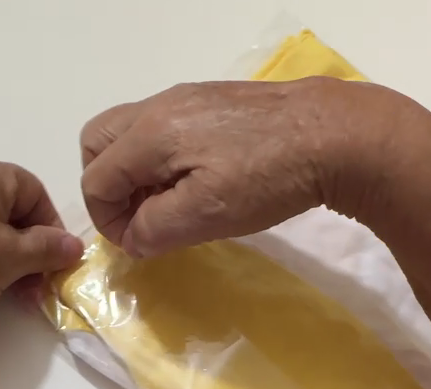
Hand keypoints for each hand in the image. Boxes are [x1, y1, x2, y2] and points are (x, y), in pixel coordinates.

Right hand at [79, 78, 418, 256]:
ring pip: (127, 136)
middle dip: (106, 190)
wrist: (335, 136)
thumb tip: (132, 236)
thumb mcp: (201, 216)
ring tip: (165, 208)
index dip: (107, 222)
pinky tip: (192, 187)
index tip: (140, 244)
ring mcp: (185, 101)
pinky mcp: (210, 106)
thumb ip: (151, 229)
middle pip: (97, 145)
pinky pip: (159, 133)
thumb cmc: (266, 179)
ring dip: (131, 177)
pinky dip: (157, 164)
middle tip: (139, 220)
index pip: (95, 180)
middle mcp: (159, 108)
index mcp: (149, 134)